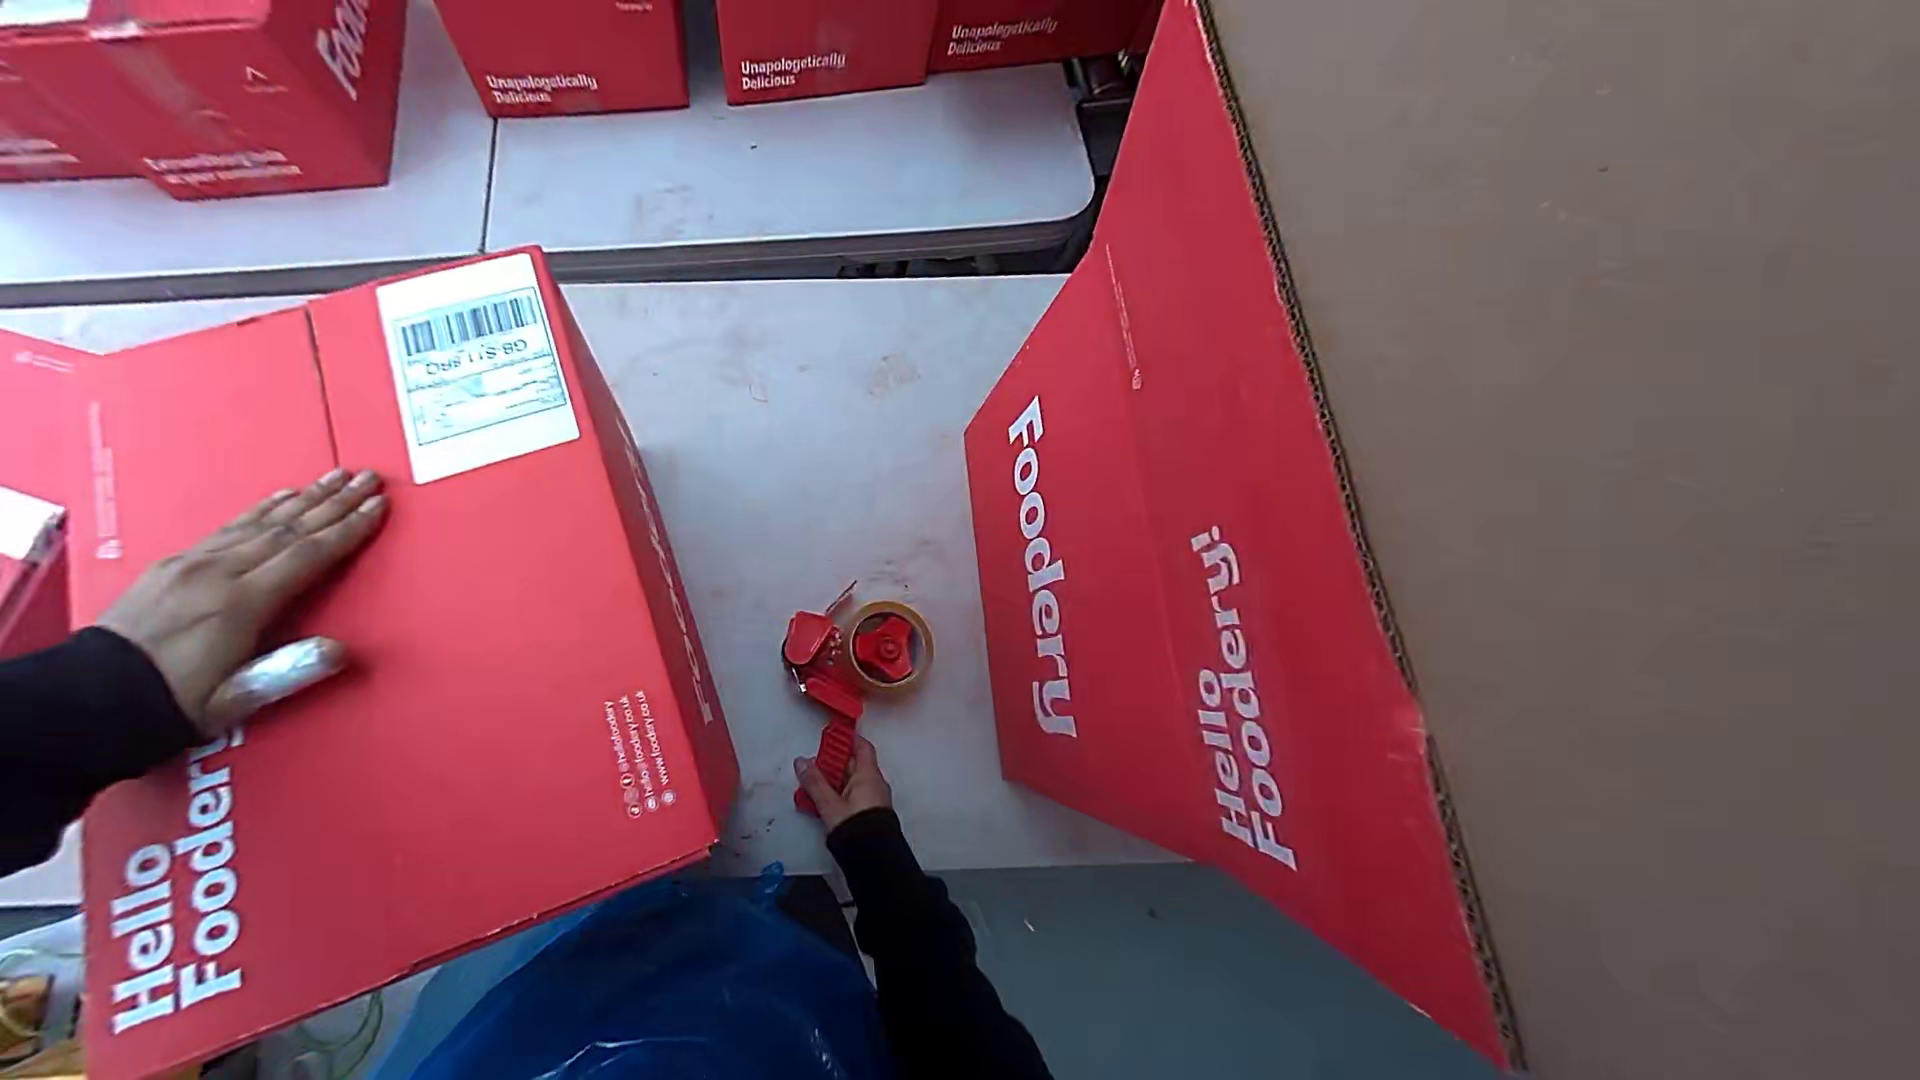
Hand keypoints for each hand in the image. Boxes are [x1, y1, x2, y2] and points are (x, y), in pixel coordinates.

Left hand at [97, 468, 388, 737]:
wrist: (87, 702)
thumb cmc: (175, 701)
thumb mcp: (236, 699)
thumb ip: (290, 672)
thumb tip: (340, 650)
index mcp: (239, 603)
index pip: (308, 554)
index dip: (349, 529)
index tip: (379, 507)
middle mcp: (216, 573)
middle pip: (290, 528)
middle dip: (336, 501)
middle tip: (369, 478)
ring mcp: (191, 565)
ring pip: (262, 522)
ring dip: (306, 496)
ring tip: (337, 476)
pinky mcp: (173, 565)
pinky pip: (229, 527)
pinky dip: (262, 508)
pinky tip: (282, 496)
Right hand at [794, 737, 891, 830]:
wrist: (874, 859)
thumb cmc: (857, 829)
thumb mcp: (829, 804)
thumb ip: (815, 782)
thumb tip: (803, 762)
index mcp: (869, 775)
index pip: (862, 747)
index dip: (848, 739)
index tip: (832, 736)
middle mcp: (875, 784)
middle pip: (854, 764)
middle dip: (834, 762)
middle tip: (813, 764)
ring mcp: (874, 799)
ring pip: (852, 781)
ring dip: (834, 780)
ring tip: (813, 785)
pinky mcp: (870, 813)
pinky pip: (854, 796)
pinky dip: (839, 794)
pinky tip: (824, 803)